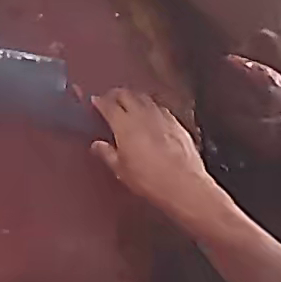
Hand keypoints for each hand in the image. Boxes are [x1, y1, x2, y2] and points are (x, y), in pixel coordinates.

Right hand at [90, 87, 220, 222]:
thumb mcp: (121, 170)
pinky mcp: (177, 124)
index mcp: (124, 124)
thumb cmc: (151, 180)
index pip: (107, 104)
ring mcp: (161, 117)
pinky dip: (152, 107)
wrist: (184, 186)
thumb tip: (98, 146)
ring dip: (134, 98)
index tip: (96, 102)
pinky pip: (161, 108)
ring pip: (144, 97)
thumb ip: (107, 153)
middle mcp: (142, 115)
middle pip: (125, 94)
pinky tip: (153, 115)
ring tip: (130, 103)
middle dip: (115, 94)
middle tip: (110, 99)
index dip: (99, 101)